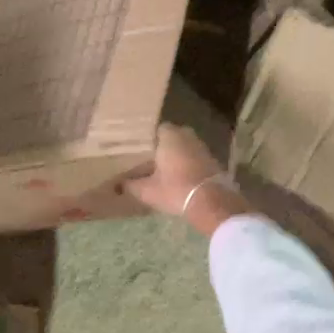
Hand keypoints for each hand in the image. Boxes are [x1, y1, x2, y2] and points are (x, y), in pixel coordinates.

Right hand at [122, 124, 250, 236]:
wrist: (211, 203)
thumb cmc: (174, 190)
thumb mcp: (146, 190)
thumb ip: (131, 185)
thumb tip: (119, 184)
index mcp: (170, 136)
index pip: (157, 129)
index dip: (149, 139)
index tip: (142, 149)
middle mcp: (188, 137)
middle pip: (173, 137)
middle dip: (165, 146)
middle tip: (153, 159)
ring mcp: (203, 148)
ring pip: (186, 147)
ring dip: (178, 155)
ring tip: (166, 169)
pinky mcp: (214, 162)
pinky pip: (196, 159)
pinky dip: (189, 165)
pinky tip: (181, 178)